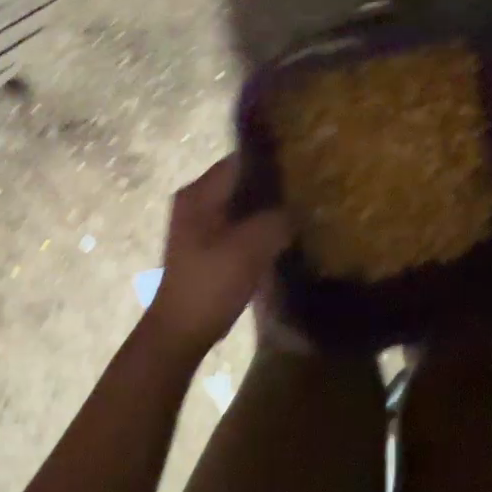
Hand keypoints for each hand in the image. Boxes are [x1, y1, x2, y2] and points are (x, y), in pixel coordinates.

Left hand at [143, 156, 291, 356]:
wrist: (180, 332)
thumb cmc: (210, 285)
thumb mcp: (249, 249)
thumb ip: (277, 221)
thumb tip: (300, 208)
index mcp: (199, 193)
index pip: (240, 160)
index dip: (272, 160)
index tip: (305, 162)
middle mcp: (195, 200)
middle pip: (241, 181)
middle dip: (273, 185)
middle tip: (310, 188)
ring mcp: (199, 224)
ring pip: (241, 204)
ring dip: (267, 207)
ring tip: (303, 209)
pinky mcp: (206, 245)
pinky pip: (238, 224)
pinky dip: (258, 226)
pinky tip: (284, 234)